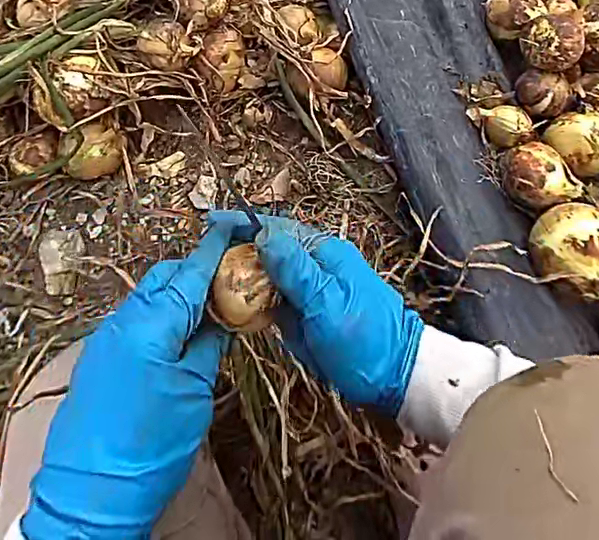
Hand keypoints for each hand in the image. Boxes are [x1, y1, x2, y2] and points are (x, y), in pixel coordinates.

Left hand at [23, 218, 239, 537]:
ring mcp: (107, 337)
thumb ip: (210, 341)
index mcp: (152, 323)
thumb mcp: (195, 389)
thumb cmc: (151, 446)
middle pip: (167, 275)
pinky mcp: (99, 356)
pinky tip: (179, 336)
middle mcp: (124, 319)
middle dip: (198, 271)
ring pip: (151, 294)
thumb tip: (225, 312)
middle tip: (230, 284)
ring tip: (208, 312)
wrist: (88, 500)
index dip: (216, 247)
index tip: (235, 225)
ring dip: (179, 293)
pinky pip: (136, 317)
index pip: (191, 271)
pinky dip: (161, 314)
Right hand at [207, 211, 423, 413]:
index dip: (243, 224)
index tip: (211, 222)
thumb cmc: (364, 338)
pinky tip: (236, 307)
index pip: (277, 229)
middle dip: (238, 250)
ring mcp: (311, 289)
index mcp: (323, 252)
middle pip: (270, 250)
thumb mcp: (326, 303)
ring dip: (243, 275)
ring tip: (210, 280)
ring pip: (270, 275)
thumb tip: (263, 235)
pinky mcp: (307, 313)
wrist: (395, 376)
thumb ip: (294, 270)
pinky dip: (255, 300)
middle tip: (203, 258)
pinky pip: (276, 300)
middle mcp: (315, 265)